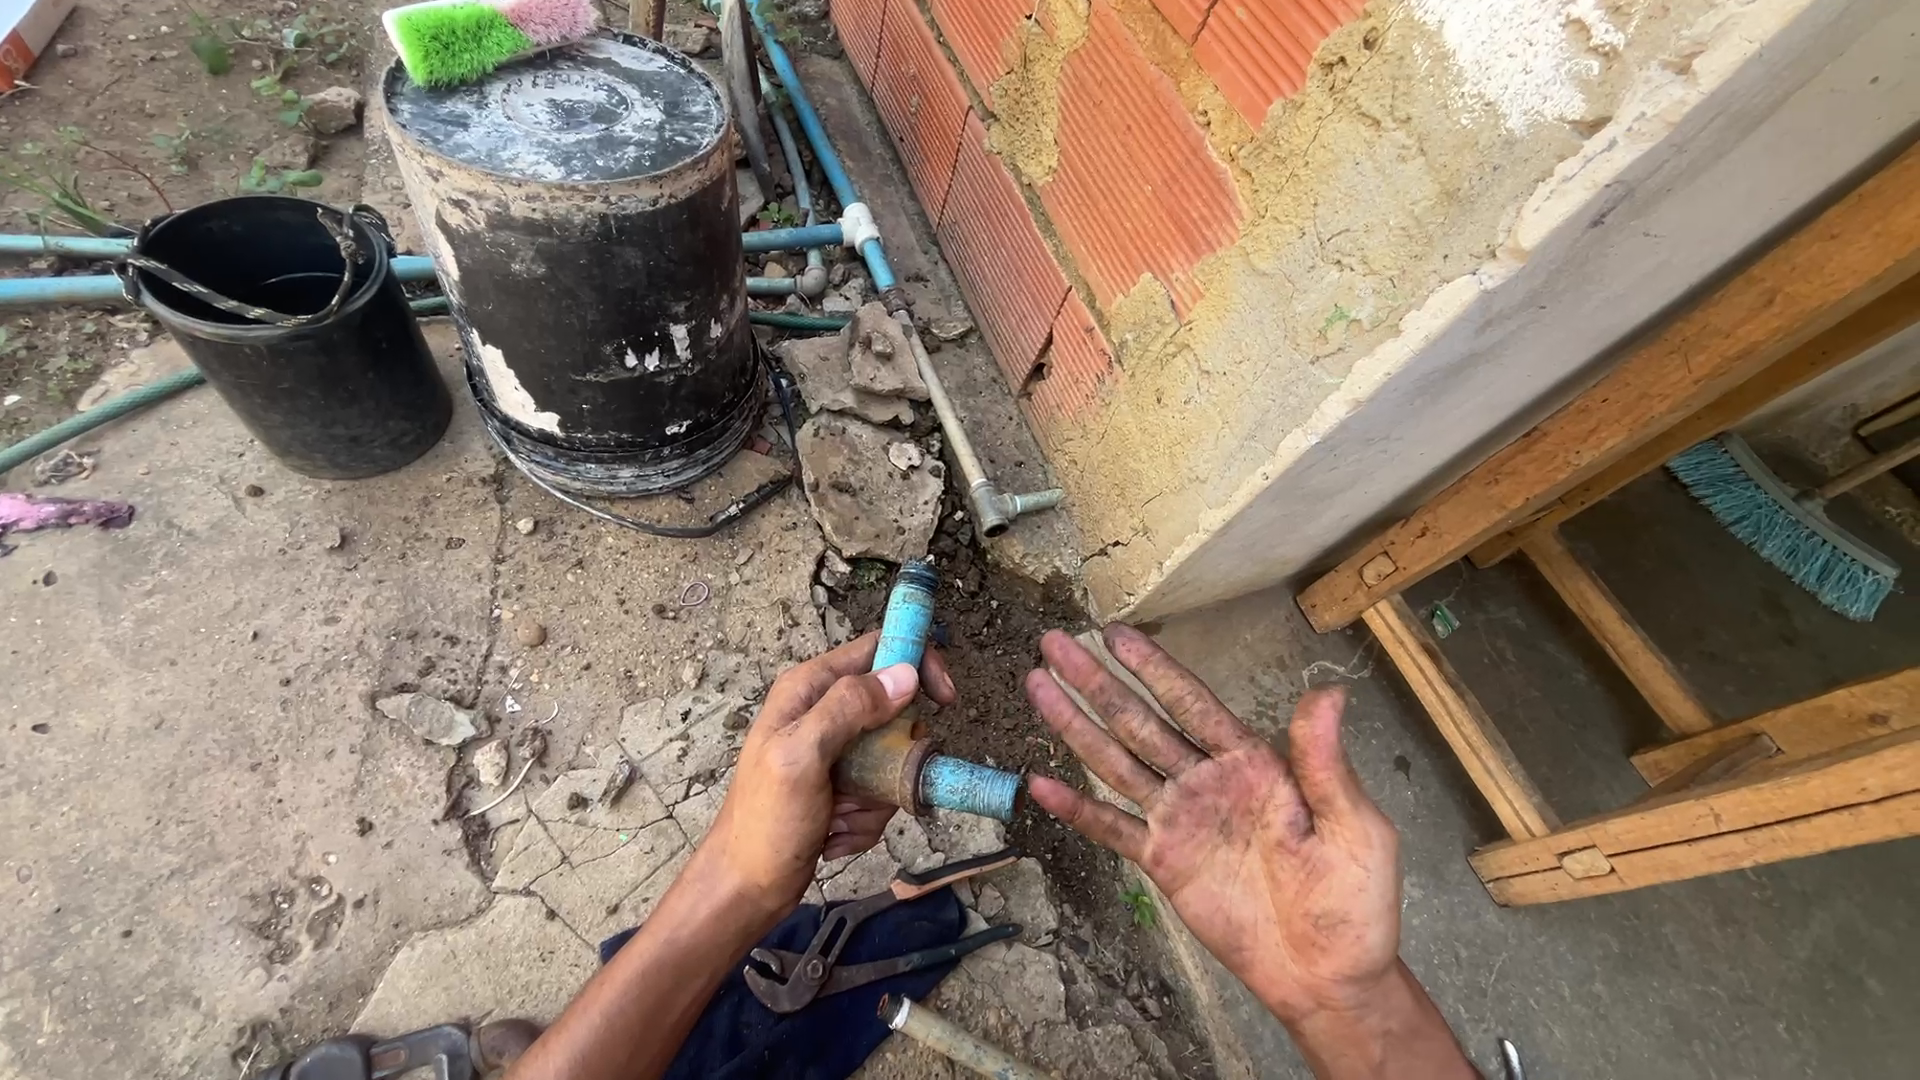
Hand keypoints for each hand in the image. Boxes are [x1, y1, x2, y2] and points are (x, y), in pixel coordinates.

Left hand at [698, 632, 956, 917]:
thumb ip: (848, 708)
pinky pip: (883, 789)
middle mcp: (825, 710)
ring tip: (841, 816)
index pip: (878, 649)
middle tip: (882, 780)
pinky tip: (835, 832)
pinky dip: (869, 816)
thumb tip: (905, 675)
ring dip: (880, 793)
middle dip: (898, 752)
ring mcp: (836, 749)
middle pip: (895, 709)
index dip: (917, 663)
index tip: (945, 699)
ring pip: (894, 755)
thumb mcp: (802, 756)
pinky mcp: (844, 784)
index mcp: (810, 687)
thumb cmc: (766, 822)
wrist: (745, 889)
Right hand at [1024, 625, 1400, 1025]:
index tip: (1114, 633)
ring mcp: (1177, 818)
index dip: (1152, 667)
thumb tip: (1330, 691)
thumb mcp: (1354, 827)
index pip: (1190, 702)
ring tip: (1038, 686)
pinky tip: (1041, 783)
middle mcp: (1202, 778)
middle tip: (1056, 643)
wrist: (1328, 975)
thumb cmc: (1352, 898)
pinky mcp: (1161, 860)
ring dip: (1075, 725)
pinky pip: (1111, 828)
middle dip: (1096, 681)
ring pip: (1115, 762)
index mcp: (1248, 761)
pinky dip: (1076, 808)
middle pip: (1138, 721)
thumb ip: (1326, 763)